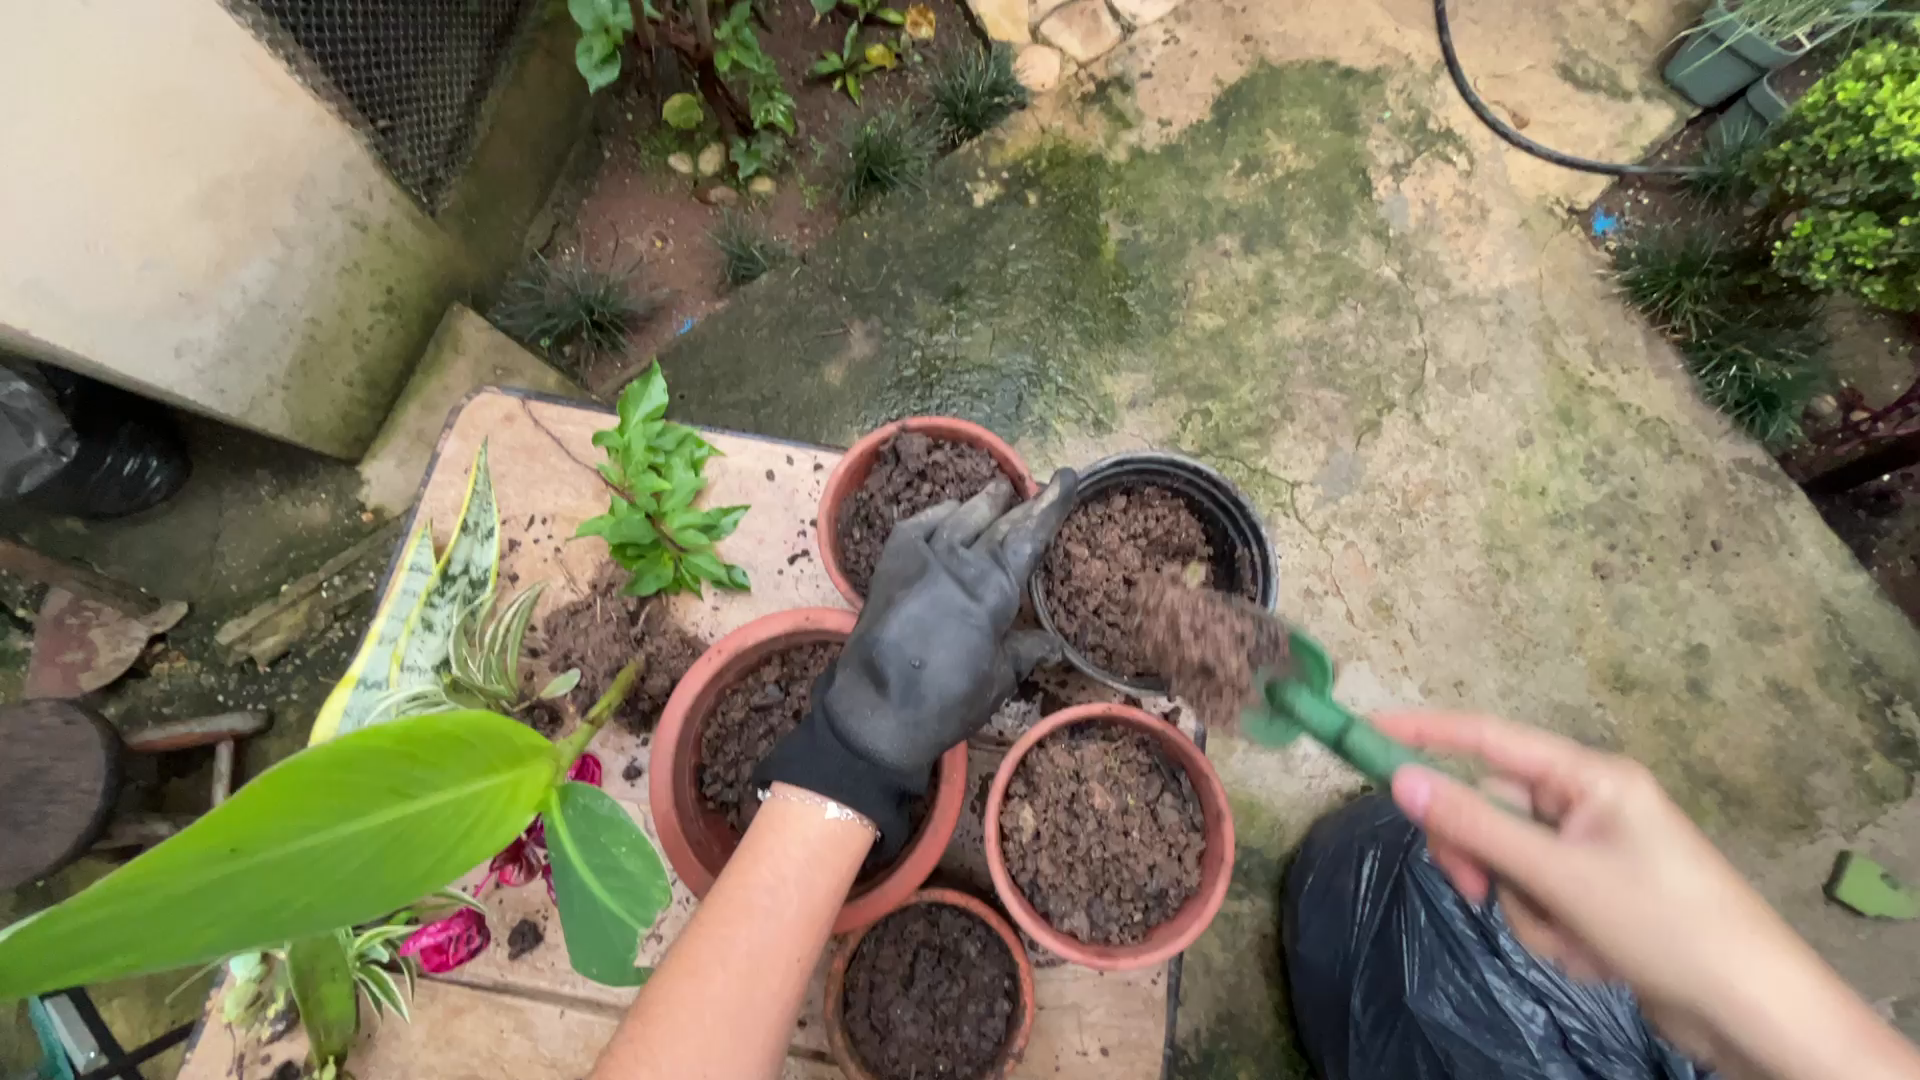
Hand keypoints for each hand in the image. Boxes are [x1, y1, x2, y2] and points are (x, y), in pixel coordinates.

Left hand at [755, 470, 1077, 849]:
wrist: (877, 710)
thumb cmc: (946, 703)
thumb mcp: (997, 680)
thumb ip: (1024, 652)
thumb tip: (1054, 644)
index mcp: (996, 591)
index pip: (1030, 536)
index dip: (1051, 506)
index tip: (1066, 478)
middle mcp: (962, 563)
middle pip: (999, 523)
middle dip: (1021, 503)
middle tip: (1038, 488)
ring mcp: (923, 558)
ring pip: (960, 516)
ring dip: (983, 502)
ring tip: (1000, 489)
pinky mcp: (891, 563)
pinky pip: (919, 524)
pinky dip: (939, 512)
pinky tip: (951, 510)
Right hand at [1378, 712, 1919, 1079]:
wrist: (1762, 1024)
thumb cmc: (1667, 928)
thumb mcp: (1558, 875)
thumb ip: (1472, 825)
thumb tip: (1397, 781)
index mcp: (1588, 778)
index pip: (1486, 738)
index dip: (1422, 731)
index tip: (1367, 731)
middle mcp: (1584, 803)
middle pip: (1488, 807)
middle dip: (1479, 853)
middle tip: (1471, 888)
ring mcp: (1589, 848)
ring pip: (1505, 856)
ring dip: (1520, 901)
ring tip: (1565, 938)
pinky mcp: (1592, 890)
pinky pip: (1532, 889)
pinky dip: (1544, 923)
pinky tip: (1589, 953)